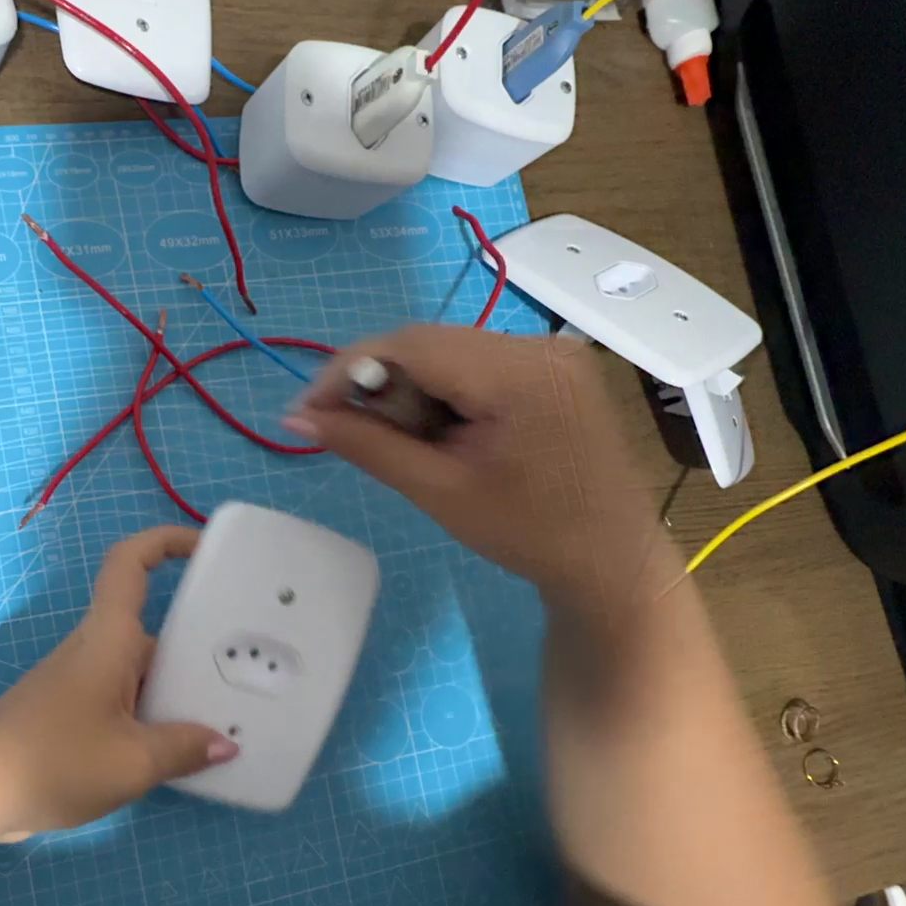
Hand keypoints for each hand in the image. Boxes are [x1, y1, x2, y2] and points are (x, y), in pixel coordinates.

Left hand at [0, 526, 239, 841]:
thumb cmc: (51, 762)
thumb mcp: (131, 762)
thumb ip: (182, 749)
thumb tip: (224, 743)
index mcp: (106, 639)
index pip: (129, 564)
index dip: (165, 541)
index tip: (205, 546)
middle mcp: (95, 650)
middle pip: (152, 630)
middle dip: (198, 646)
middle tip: (252, 668)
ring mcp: (82, 681)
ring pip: (142, 671)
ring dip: (179, 689)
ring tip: (230, 718)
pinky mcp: (72, 711)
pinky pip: (126, 700)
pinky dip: (155, 715)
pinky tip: (181, 752)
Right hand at [282, 326, 674, 611]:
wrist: (610, 560)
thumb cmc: (524, 532)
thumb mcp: (434, 488)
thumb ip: (364, 444)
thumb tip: (295, 418)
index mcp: (517, 372)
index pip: (408, 345)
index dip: (346, 371)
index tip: (306, 411)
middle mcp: (536, 345)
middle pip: (425, 345)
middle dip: (378, 387)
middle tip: (353, 436)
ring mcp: (547, 354)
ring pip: (443, 355)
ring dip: (407, 394)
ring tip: (410, 447)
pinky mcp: (548, 370)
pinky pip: (470, 367)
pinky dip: (438, 397)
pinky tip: (440, 438)